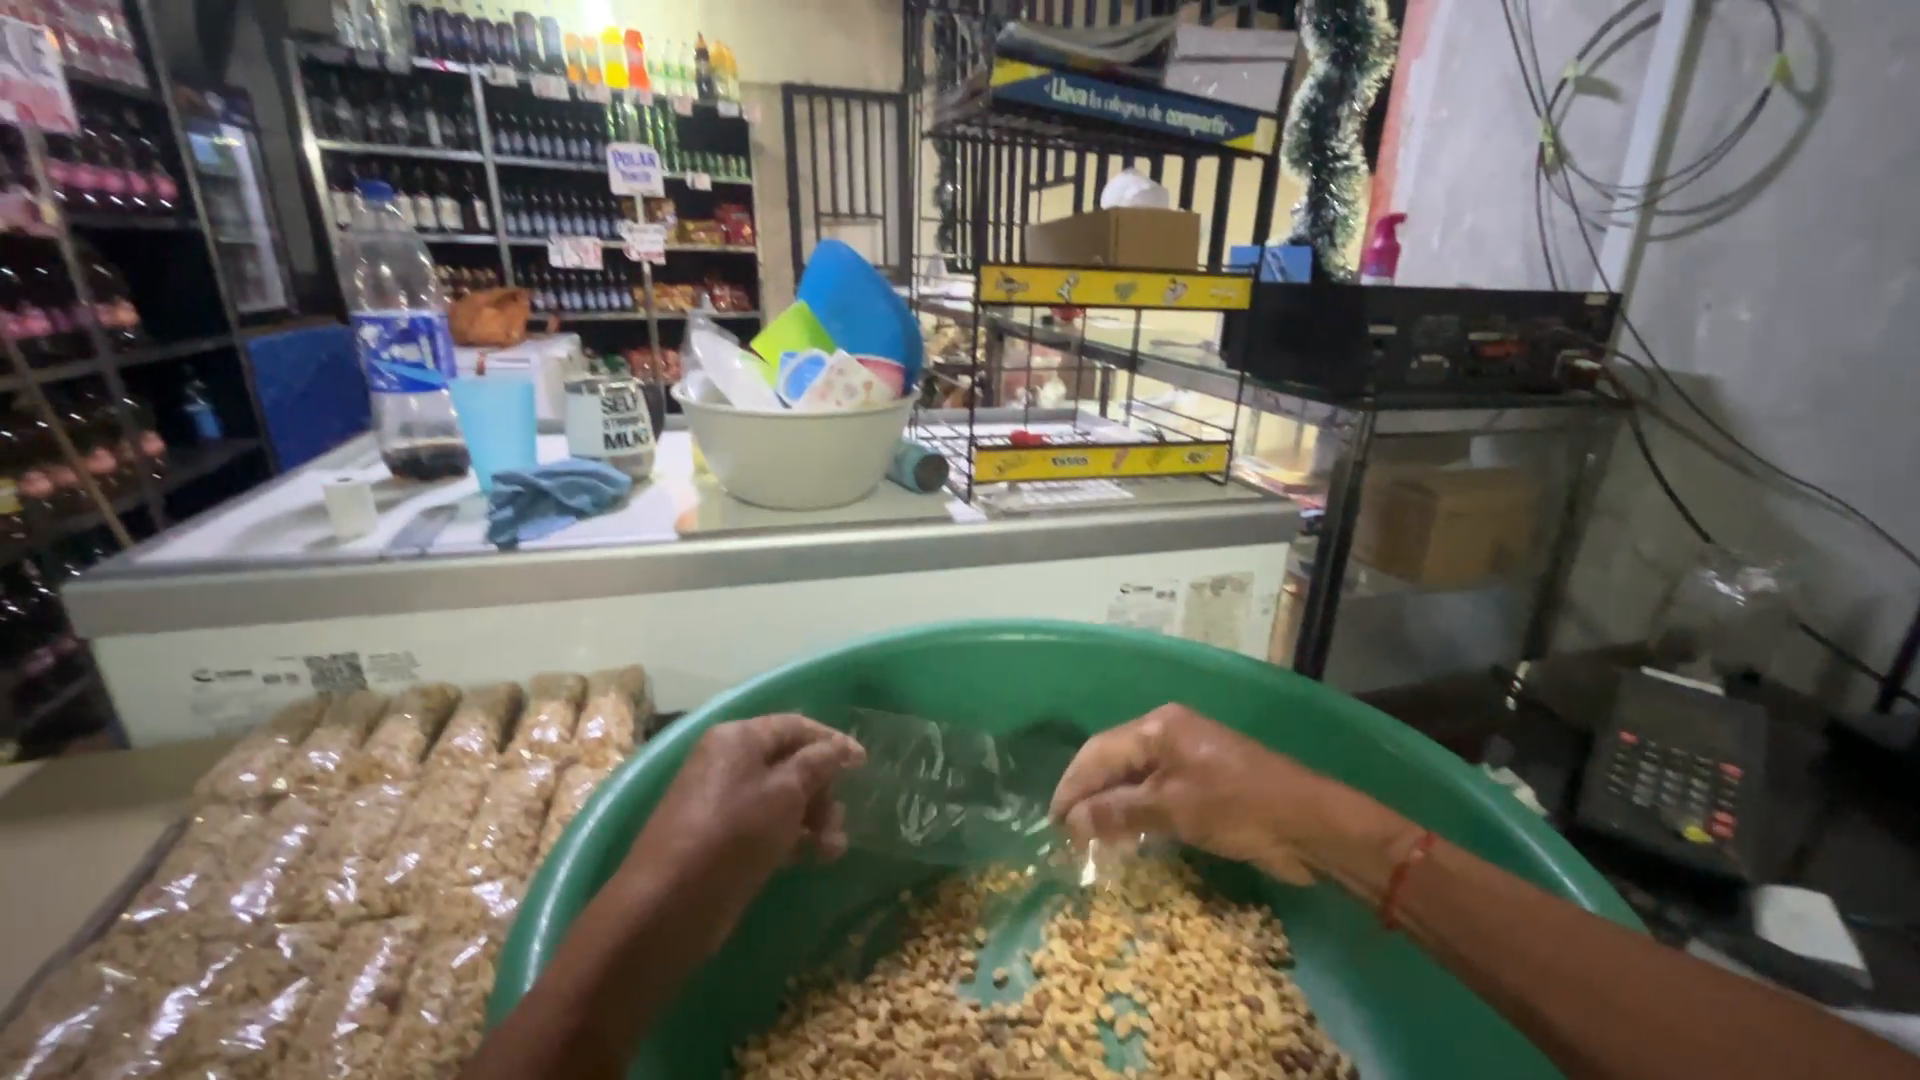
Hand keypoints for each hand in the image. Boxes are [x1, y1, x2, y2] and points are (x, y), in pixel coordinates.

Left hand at [619, 714, 864, 949]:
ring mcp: (723, 801)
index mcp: (738, 738)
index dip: (832, 742)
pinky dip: (793, 837)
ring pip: (784, 798)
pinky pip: (768, 824)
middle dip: (823, 791)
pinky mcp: (723, 837)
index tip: (864, 765)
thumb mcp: (786, 791)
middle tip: (838, 822)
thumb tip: (840, 747)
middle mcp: (729, 762)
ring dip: (814, 819)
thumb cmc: (734, 833)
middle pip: (791, 763)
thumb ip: (819, 763)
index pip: (795, 726)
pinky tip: (812, 859)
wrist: (670, 904)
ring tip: (830, 850)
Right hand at [1050, 704, 1403, 885]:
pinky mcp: (1199, 785)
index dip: (1071, 786)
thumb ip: (1119, 812)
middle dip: (1086, 796)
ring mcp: (1184, 759)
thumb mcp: (1174, 809)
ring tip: (1087, 841)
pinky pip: (1152, 794)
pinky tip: (1122, 838)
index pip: (1097, 752)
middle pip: (1111, 762)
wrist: (1310, 825)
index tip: (1051, 822)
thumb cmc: (1239, 806)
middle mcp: (1166, 735)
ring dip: (1108, 808)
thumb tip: (1072, 822)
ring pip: (1130, 779)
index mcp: (1158, 727)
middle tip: (1066, 835)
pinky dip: (1133, 814)